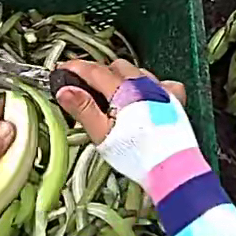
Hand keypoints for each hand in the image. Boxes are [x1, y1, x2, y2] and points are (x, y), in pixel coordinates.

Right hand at [54, 59, 187, 143]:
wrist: (171, 169)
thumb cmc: (137, 155)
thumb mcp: (102, 134)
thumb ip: (83, 108)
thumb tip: (64, 90)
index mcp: (123, 90)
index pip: (93, 70)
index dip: (75, 68)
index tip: (62, 70)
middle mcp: (143, 84)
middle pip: (115, 66)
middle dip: (97, 72)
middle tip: (83, 87)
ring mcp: (160, 90)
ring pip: (136, 71)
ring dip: (121, 77)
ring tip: (111, 93)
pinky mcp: (174, 101)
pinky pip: (159, 82)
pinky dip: (148, 84)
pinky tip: (144, 96)